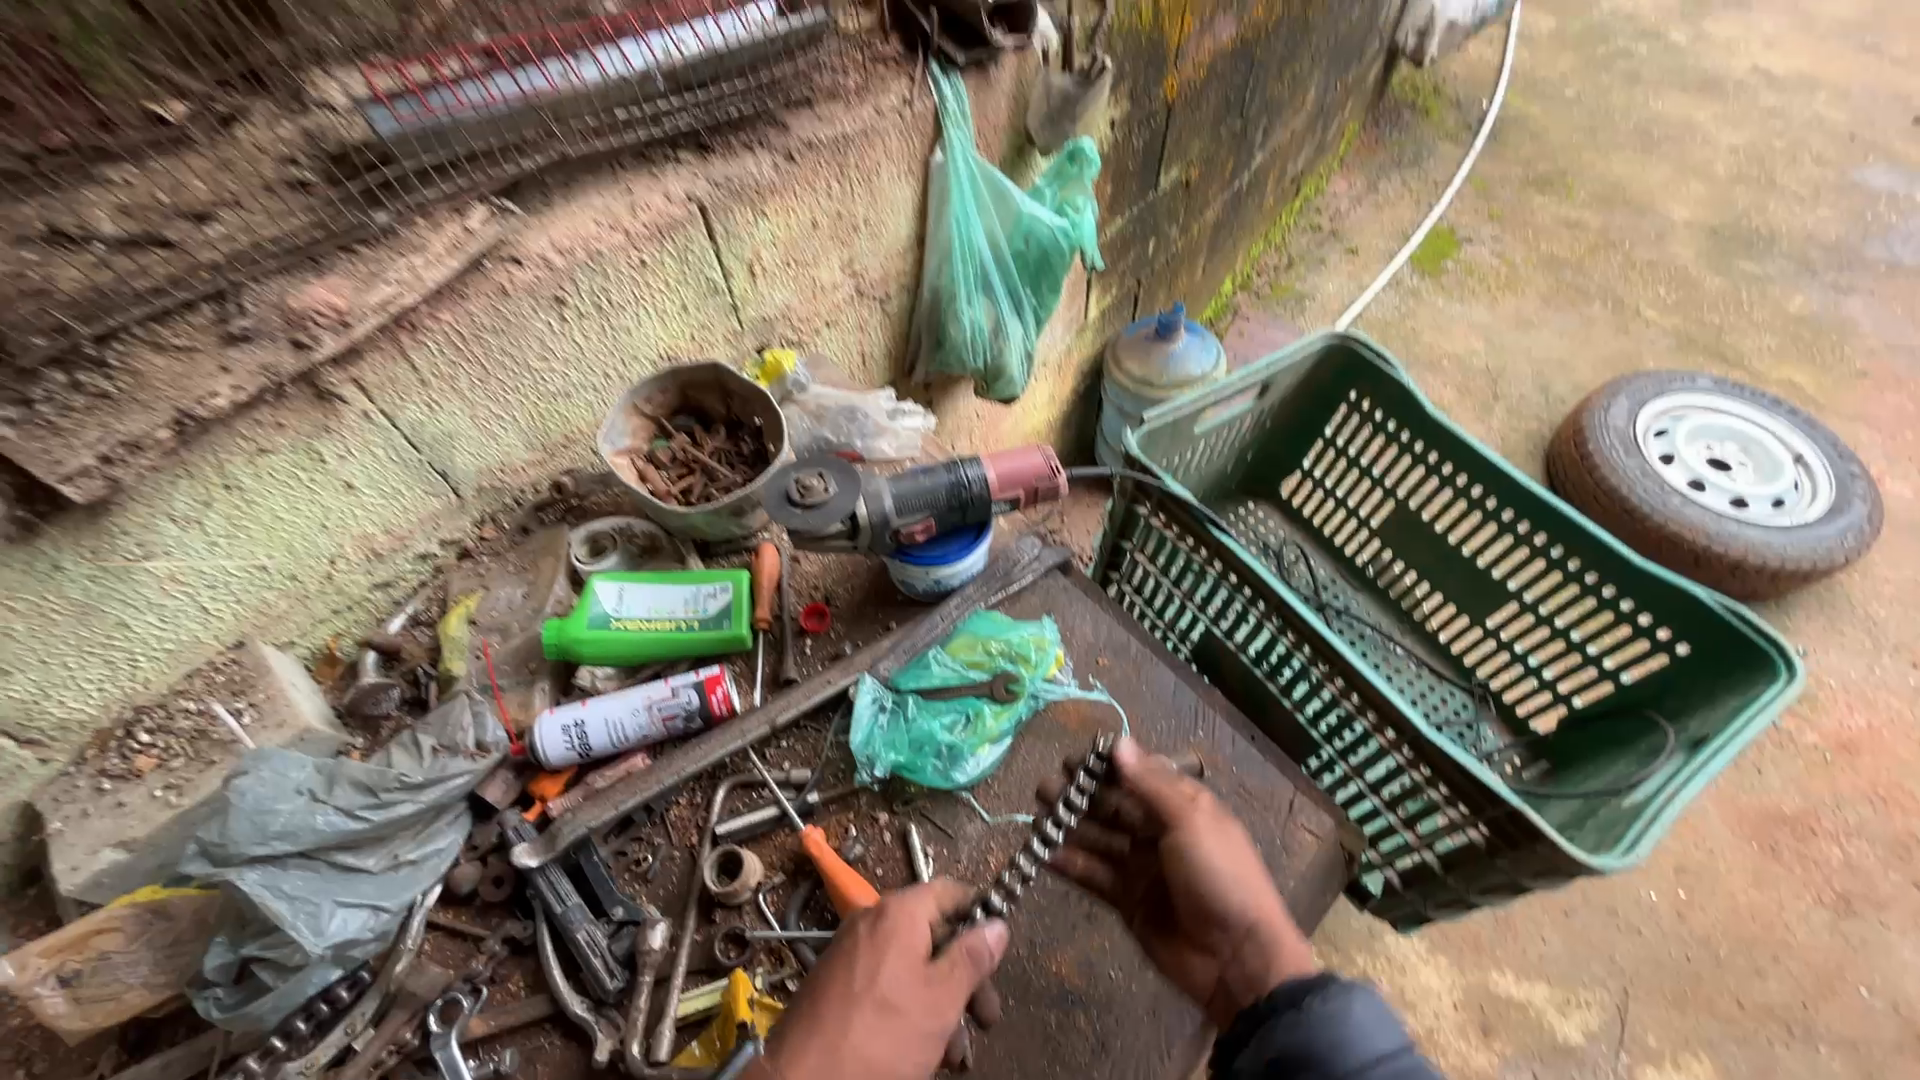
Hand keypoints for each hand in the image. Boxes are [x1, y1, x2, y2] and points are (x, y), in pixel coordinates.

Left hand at [760, 880, 1008, 1079]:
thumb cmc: (880, 1035)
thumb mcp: (940, 999)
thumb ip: (972, 958)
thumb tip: (997, 924)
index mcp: (898, 912)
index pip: (950, 891)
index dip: (980, 915)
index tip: (999, 953)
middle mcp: (872, 921)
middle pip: (933, 934)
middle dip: (964, 977)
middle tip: (985, 1019)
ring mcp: (851, 953)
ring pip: (912, 967)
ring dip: (940, 1003)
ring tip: (954, 1053)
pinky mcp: (838, 985)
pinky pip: (886, 984)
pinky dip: (910, 1009)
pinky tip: (923, 1050)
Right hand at [1038, 736, 1317, 1028]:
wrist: (1238, 959)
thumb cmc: (1221, 877)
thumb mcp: (1189, 821)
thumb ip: (1150, 783)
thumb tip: (1118, 742)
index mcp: (1181, 806)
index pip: (1137, 775)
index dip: (1105, 767)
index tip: (1072, 760)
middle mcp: (1158, 831)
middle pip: (1111, 806)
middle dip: (1079, 795)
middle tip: (1044, 788)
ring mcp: (1140, 867)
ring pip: (1097, 839)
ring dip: (1069, 826)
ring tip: (1036, 815)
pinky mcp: (1125, 900)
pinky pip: (1093, 875)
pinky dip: (1070, 863)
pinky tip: (1043, 853)